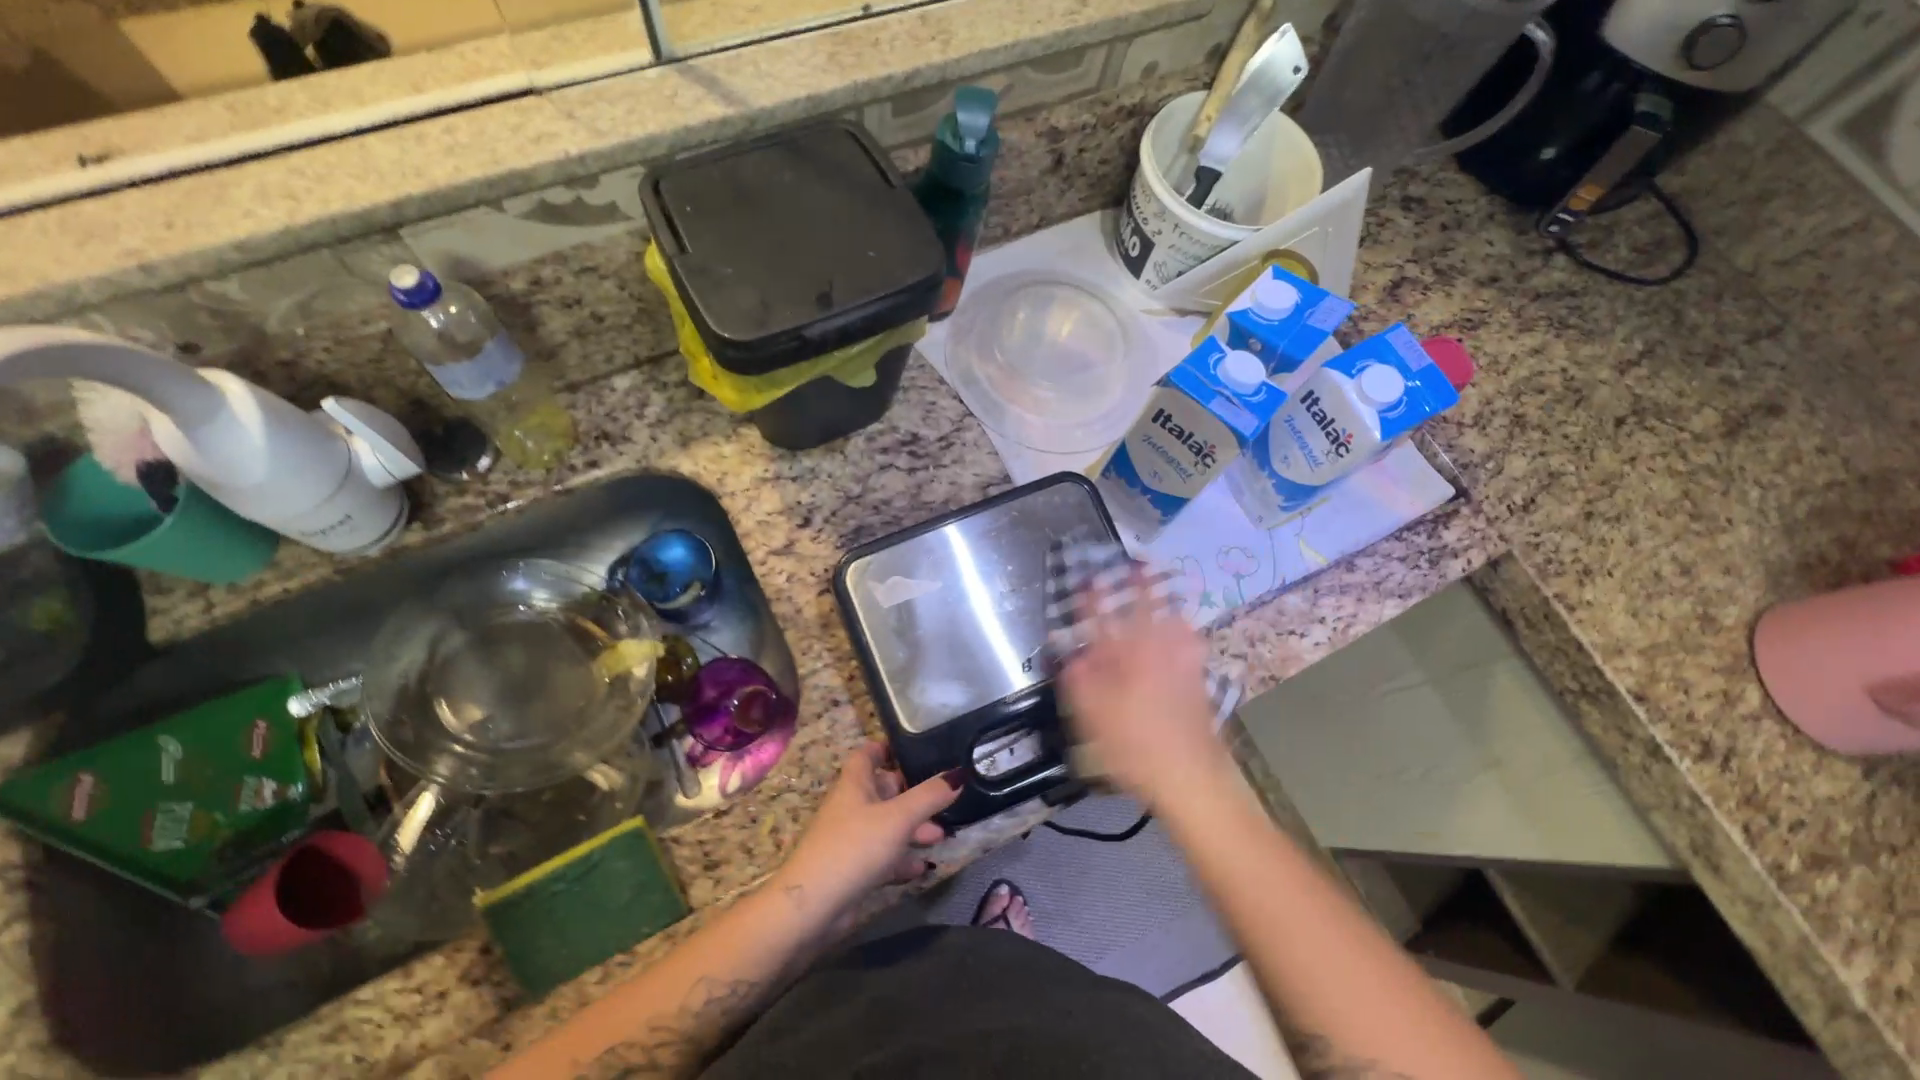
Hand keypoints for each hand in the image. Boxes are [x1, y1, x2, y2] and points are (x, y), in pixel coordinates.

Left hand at [775, 742, 959, 914]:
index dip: (886, 748)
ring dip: (913, 829)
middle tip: (943, 799)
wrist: (814, 906)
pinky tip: (923, 867)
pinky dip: (902, 859)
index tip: (915, 747)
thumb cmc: (855, 847)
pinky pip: (883, 857)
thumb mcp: (898, 818)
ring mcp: (850, 839)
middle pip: (883, 792)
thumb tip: (958, 774)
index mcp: (854, 785)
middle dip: (913, 795)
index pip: (867, 755)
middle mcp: (851, 807)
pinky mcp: (853, 869)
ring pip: (886, 826)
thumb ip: (929, 796)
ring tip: (941, 835)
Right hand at [1059, 570, 1235, 809]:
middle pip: (1145, 611)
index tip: (1087, 580)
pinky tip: (1185, 627)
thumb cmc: (1134, 747)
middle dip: (1139, 586)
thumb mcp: (1092, 718)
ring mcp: (1181, 664)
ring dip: (1165, 602)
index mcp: (1123, 658)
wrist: (1190, 774)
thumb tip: (1073, 658)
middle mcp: (1153, 653)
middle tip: (1138, 563)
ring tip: (1162, 584)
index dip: (1092, 600)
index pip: (1101, 621)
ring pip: (1171, 623)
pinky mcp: (1199, 679)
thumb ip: (1081, 682)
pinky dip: (1185, 629)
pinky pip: (1190, 643)